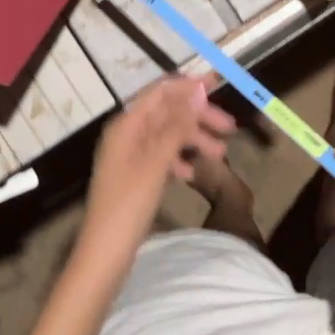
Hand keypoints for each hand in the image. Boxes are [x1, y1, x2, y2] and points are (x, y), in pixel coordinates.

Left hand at [83, 74, 235, 249]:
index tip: (220, 83)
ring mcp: (129, 156)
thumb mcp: (156, 162)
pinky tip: (192, 175)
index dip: (189, 85)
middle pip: (167, 113)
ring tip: (221, 155)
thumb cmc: (129, 204)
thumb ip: (177, 125)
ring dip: (193, 140)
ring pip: (167, 136)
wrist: (104, 252)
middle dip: (198, 116)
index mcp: (127, 125)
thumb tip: (197, 91)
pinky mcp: (135, 176)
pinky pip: (161, 156)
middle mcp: (126, 134)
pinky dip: (179, 160)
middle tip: (230, 128)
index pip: (161, 92)